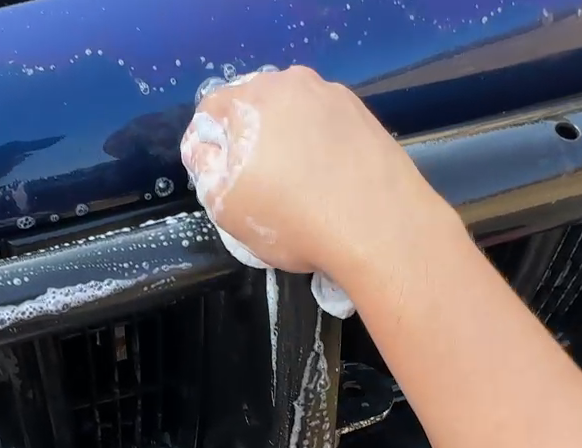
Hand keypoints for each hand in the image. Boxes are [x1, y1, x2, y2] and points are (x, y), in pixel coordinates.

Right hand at [179, 66, 455, 286]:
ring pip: (292, 117)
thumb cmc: (292, 220)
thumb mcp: (227, 207)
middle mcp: (293, 84)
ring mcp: (332, 96)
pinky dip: (317, 150)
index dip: (208, 148)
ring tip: (294, 191)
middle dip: (248, 144)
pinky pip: (325, 128)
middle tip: (257, 190)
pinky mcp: (362, 116)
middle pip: (253, 109)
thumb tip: (205, 149)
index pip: (211, 111)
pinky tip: (324, 186)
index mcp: (253, 99)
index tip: (219, 183)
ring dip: (285, 146)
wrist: (376, 228)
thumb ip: (205, 169)